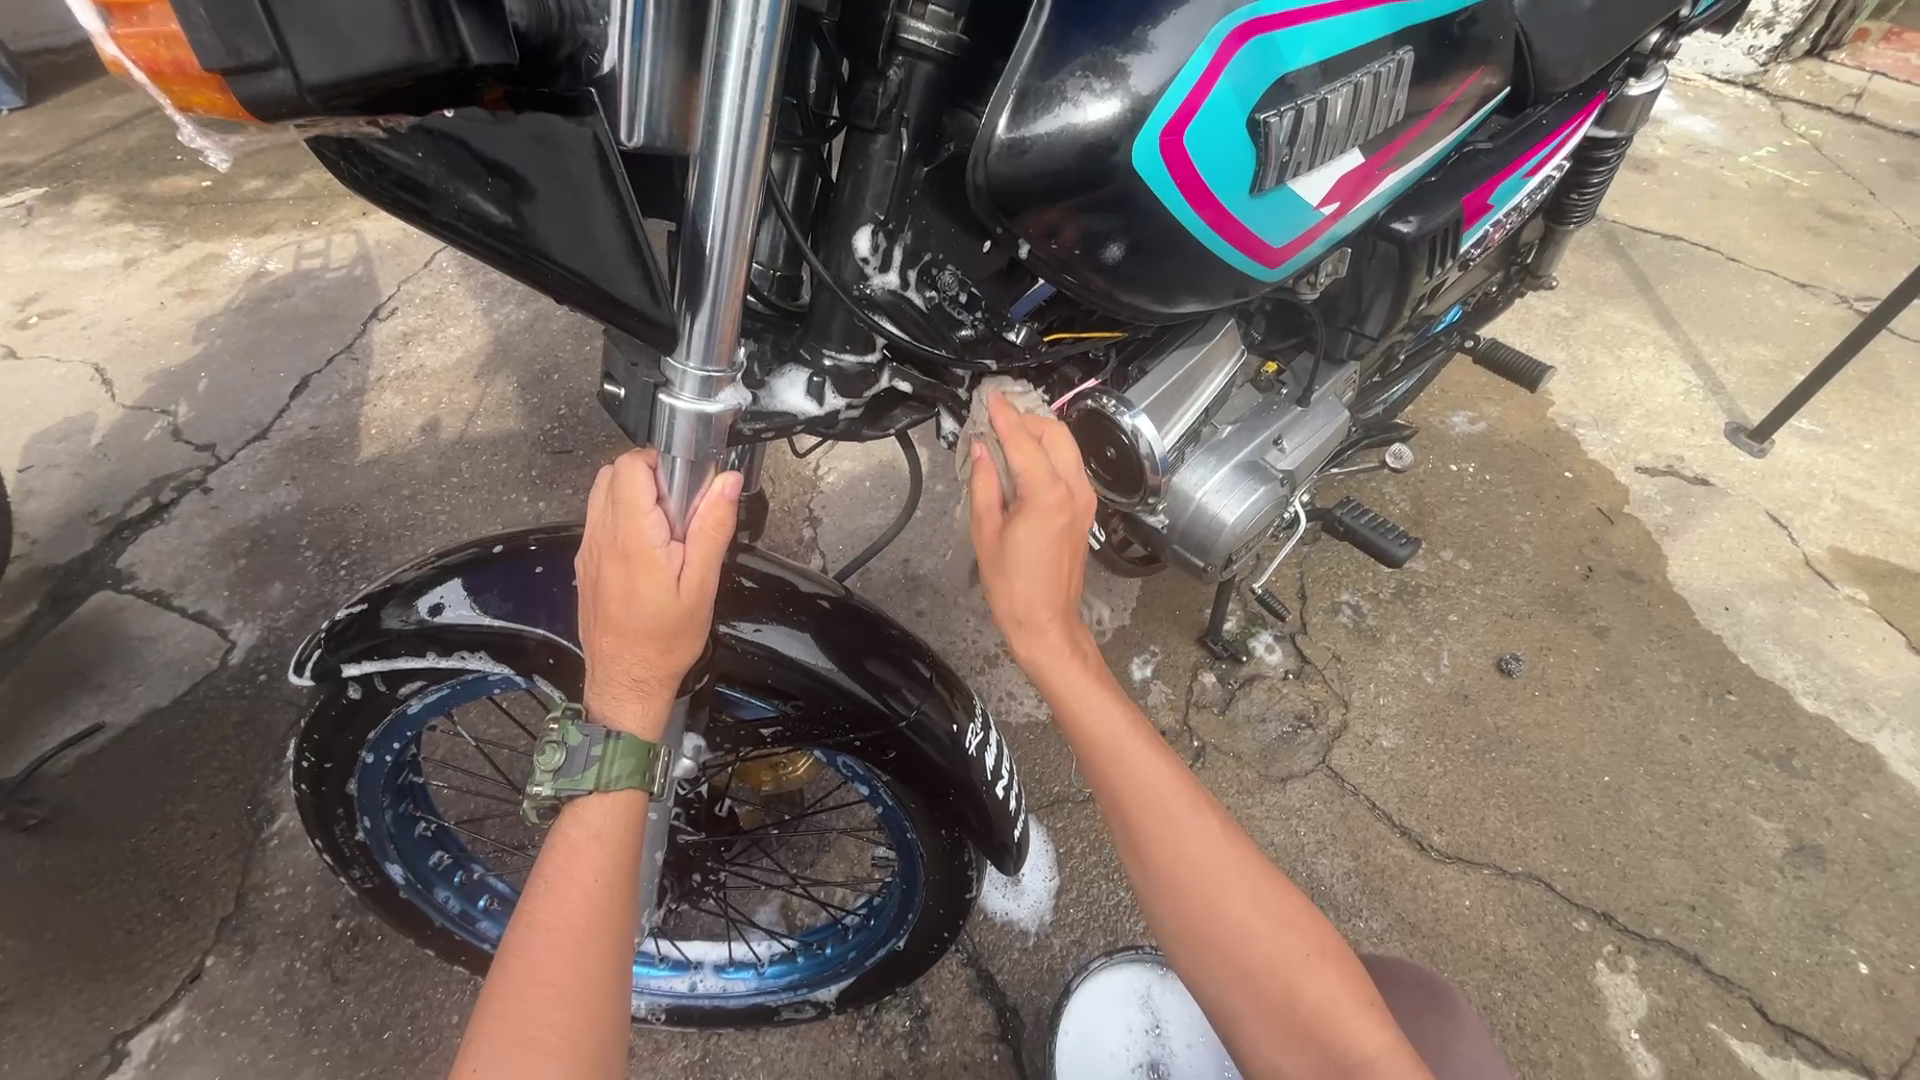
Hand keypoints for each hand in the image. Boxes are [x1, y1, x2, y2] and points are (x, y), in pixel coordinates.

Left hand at [575, 450, 740, 740]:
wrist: (628, 681)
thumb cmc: (666, 640)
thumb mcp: (702, 584)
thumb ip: (712, 527)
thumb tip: (727, 482)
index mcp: (632, 537)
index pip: (631, 466)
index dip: (661, 464)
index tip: (687, 488)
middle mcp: (601, 537)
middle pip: (612, 473)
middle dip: (649, 476)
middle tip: (680, 509)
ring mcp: (588, 550)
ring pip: (602, 494)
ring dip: (635, 496)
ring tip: (667, 531)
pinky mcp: (586, 563)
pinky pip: (599, 520)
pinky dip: (623, 518)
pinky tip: (650, 550)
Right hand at [968, 391, 1102, 673]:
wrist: (1046, 622)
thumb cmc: (1012, 586)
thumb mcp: (986, 531)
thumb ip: (984, 483)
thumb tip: (979, 449)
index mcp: (1047, 494)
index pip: (1024, 440)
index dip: (1004, 416)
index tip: (990, 398)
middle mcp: (1074, 490)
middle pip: (1055, 433)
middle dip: (1026, 419)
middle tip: (997, 420)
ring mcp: (1085, 500)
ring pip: (1067, 447)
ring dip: (1040, 435)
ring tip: (1008, 437)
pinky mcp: (1086, 511)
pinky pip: (1070, 467)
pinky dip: (1050, 455)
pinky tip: (1025, 462)